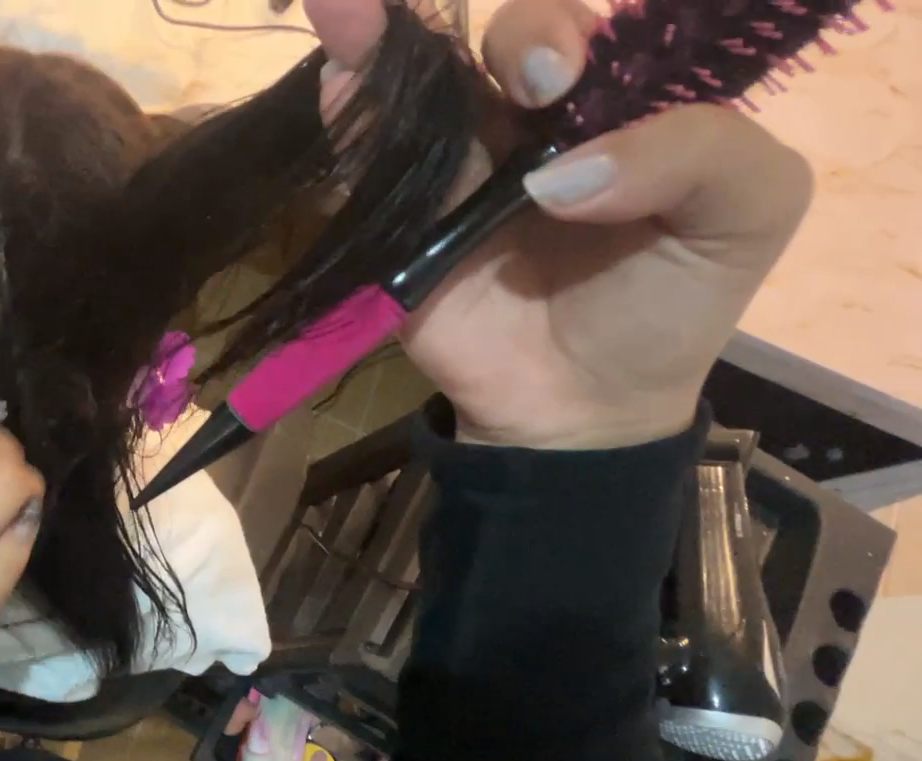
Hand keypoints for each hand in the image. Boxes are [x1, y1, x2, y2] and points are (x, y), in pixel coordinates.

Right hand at [309, 0, 813, 448]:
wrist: (579, 404)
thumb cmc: (669, 305)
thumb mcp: (744, 213)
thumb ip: (695, 153)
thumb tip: (553, 174)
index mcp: (604, 111)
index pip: (571, 38)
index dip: (552, 37)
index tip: (555, 85)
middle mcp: (520, 135)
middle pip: (484, 55)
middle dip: (474, 36)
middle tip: (476, 58)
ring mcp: (450, 188)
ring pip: (412, 105)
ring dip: (375, 55)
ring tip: (343, 8)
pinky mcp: (399, 240)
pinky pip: (367, 182)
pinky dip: (345, 138)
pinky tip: (332, 92)